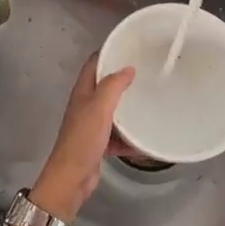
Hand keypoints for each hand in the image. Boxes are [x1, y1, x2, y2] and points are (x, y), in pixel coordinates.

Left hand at [31, 55, 135, 220]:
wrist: (72, 178)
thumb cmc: (83, 139)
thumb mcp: (99, 108)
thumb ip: (112, 86)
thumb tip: (128, 68)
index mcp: (82, 92)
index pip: (94, 63)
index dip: (109, 53)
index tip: (132, 47)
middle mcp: (85, 105)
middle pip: (105, 86)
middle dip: (124, 80)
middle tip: (148, 74)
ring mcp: (91, 125)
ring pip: (113, 112)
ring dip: (129, 110)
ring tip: (152, 102)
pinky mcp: (98, 144)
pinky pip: (118, 136)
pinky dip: (130, 138)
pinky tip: (146, 141)